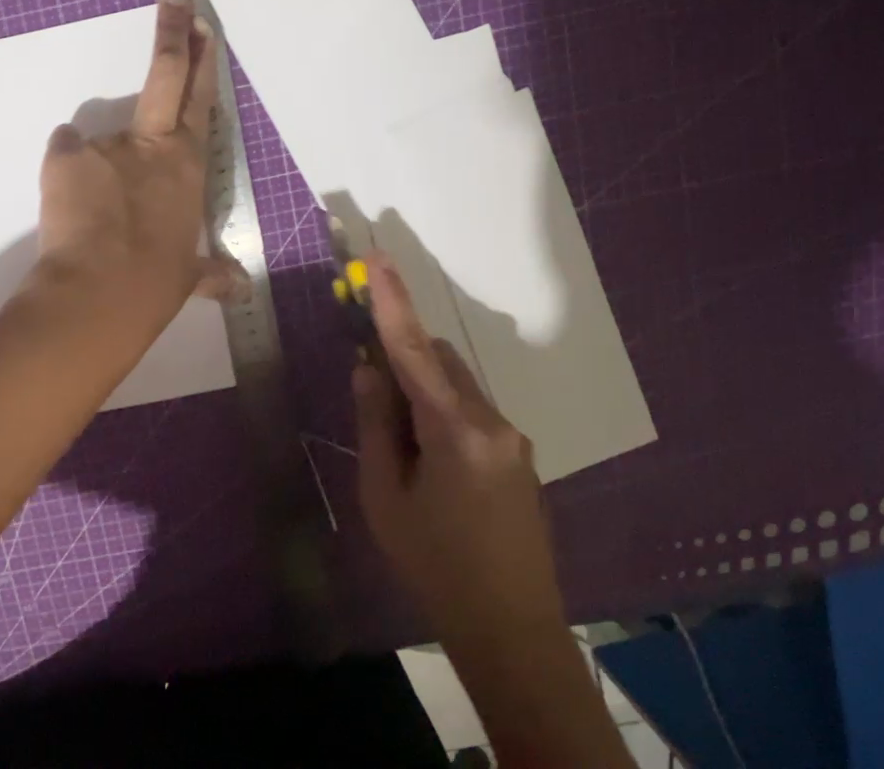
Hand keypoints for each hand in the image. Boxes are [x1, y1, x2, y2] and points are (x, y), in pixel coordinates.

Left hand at [34, 0, 241, 326]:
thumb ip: (210, 273)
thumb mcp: (189, 277)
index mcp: (187, 167)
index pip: (200, 103)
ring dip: (100, 167)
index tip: (203, 29)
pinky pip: (67, 151)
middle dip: (173, 33)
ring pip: (102, 141)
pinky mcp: (65, 154)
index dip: (203, 64)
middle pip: (165, 74)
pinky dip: (67, 169)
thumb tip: (238, 286)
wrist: (99, 291)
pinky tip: (68, 200)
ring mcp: (107, 144)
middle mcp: (151, 144)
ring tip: (94, 211)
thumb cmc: (155, 284)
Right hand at [352, 253, 565, 641]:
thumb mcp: (384, 496)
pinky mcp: (517, 458)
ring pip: (455, 387)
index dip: (392, 301)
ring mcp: (512, 440)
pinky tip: (425, 466)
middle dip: (401, 358)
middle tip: (366, 386)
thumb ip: (375, 425)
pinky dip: (438, 415)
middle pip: (439, 362)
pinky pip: (470, 413)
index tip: (377, 256)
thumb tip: (368, 369)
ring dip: (419, 393)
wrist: (509, 626)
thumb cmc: (433, 564)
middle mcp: (492, 422)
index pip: (414, 351)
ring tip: (397, 451)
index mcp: (456, 430)